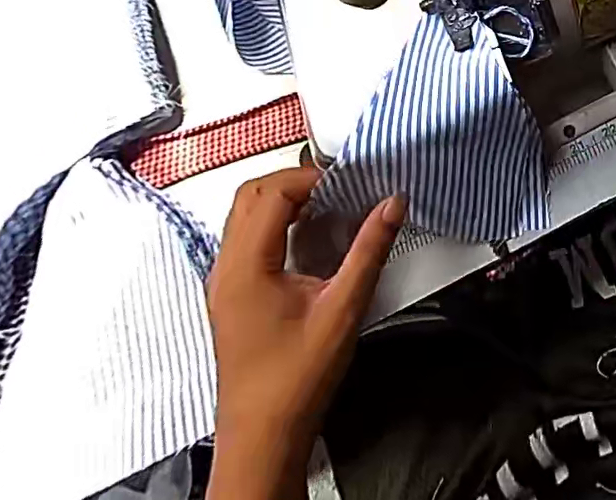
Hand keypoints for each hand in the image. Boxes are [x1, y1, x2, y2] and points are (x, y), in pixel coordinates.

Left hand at [206, 167, 404, 499]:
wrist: (262, 438)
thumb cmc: (296, 379)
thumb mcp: (343, 309)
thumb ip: (370, 250)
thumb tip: (392, 204)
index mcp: (245, 267)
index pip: (271, 194)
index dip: (309, 178)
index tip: (345, 184)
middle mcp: (225, 268)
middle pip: (250, 194)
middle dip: (294, 180)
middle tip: (335, 188)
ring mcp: (223, 281)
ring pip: (244, 214)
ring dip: (283, 198)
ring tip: (325, 205)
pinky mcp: (231, 293)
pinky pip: (247, 236)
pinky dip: (276, 220)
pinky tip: (308, 235)